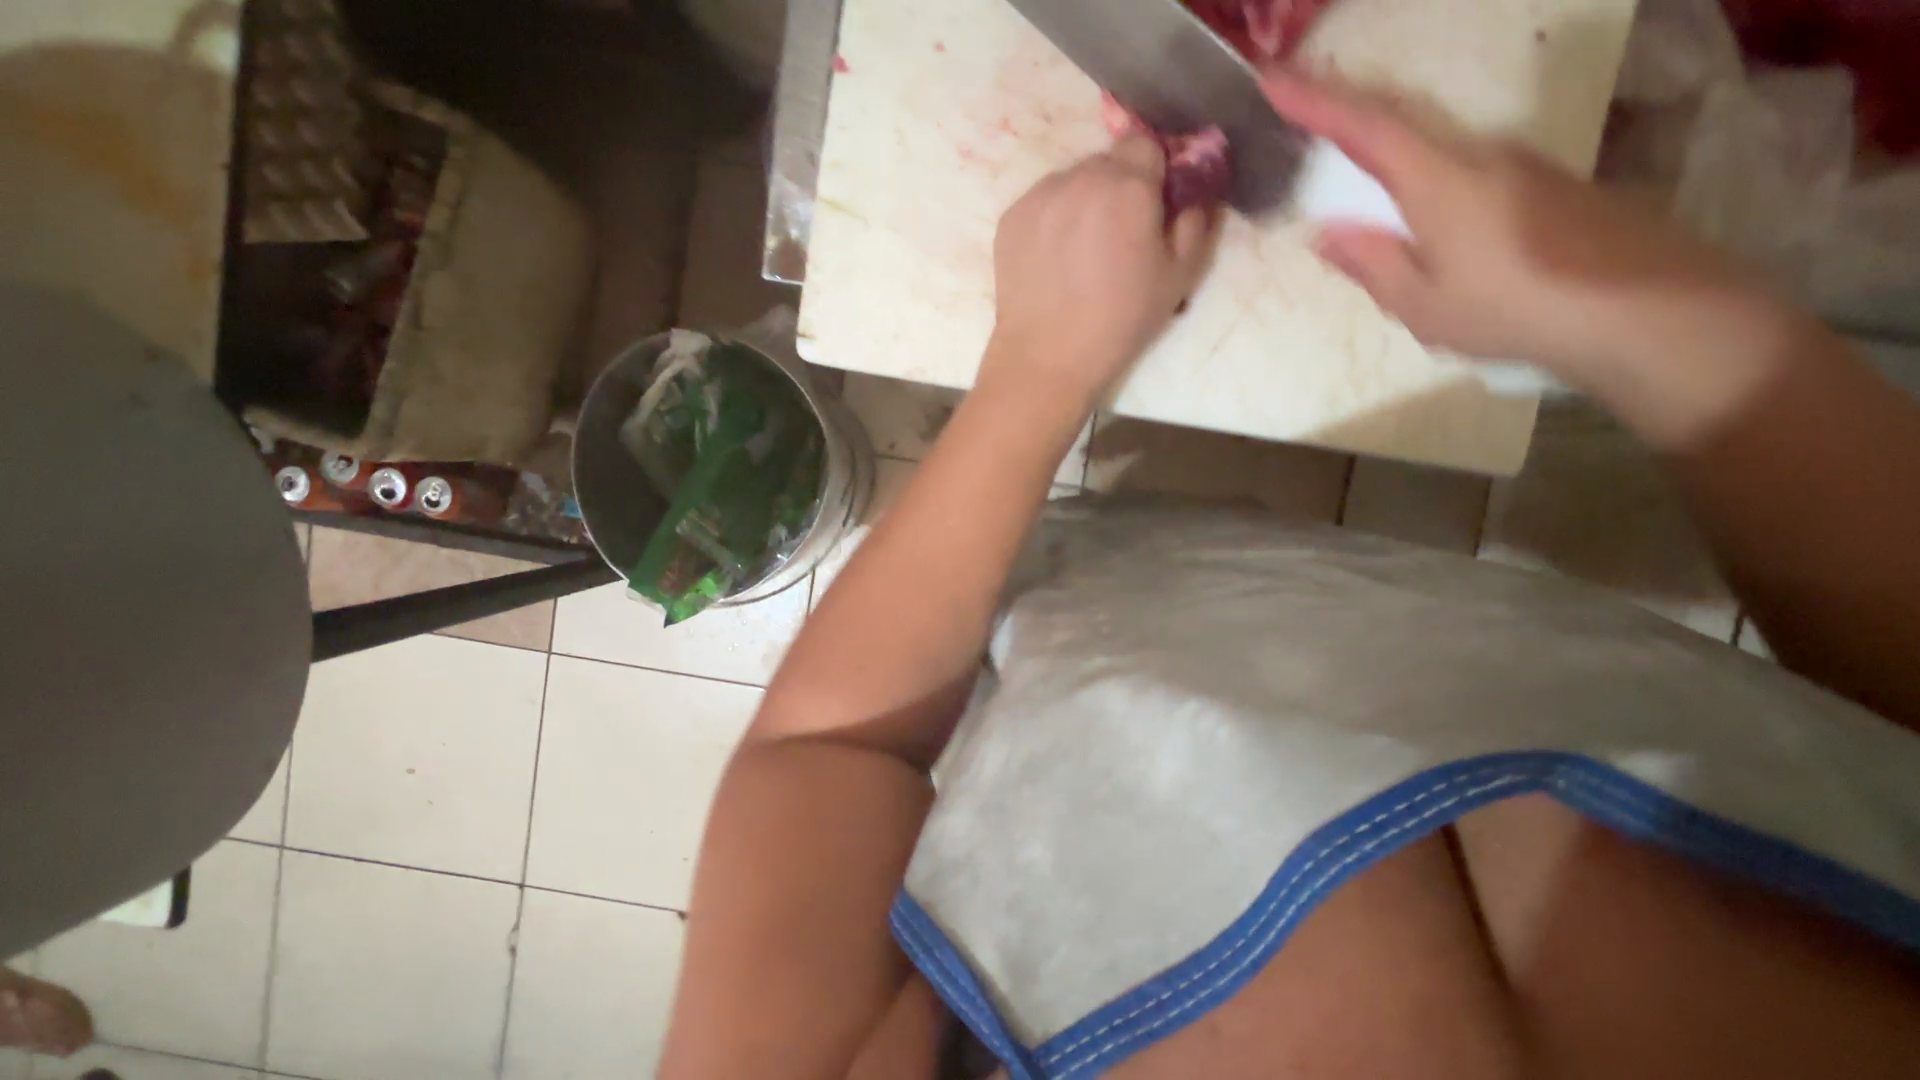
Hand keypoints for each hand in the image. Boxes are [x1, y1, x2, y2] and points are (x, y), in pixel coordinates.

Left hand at [981, 136, 1218, 409]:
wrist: (1048, 356)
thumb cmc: (1121, 320)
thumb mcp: (1180, 276)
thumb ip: (1196, 221)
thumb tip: (1198, 191)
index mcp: (1128, 185)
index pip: (1145, 143)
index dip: (1153, 170)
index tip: (1154, 205)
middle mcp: (1079, 177)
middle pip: (1107, 162)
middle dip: (1119, 186)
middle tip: (1120, 235)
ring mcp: (1039, 196)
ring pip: (1071, 181)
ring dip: (1083, 202)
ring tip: (1083, 252)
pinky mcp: (1010, 219)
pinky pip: (1042, 204)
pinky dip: (1052, 220)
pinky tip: (1055, 261)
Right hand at [1260, 70, 1790, 387]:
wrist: (1643, 309)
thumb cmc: (1514, 309)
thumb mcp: (1421, 303)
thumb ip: (1370, 263)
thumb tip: (1328, 232)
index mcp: (1438, 180)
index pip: (1365, 126)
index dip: (1315, 101)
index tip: (1272, 79)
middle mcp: (1479, 155)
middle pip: (1400, 127)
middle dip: (1346, 121)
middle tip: (1304, 122)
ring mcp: (1520, 165)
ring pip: (1437, 153)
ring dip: (1391, 162)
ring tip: (1362, 193)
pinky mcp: (1547, 186)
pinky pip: (1468, 173)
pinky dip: (1431, 184)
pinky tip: (1431, 227)